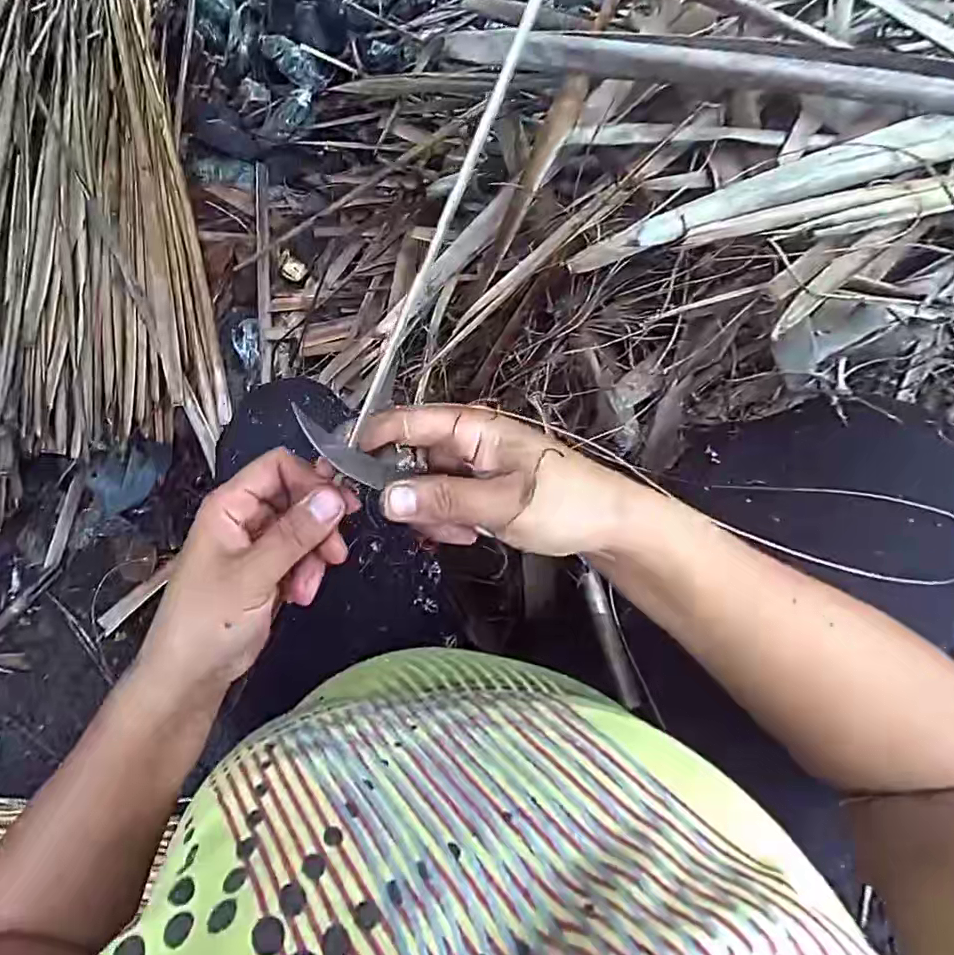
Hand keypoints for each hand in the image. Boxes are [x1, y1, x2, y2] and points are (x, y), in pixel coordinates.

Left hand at [135, 448, 358, 694]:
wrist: (189, 675)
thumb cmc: (203, 624)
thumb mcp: (253, 575)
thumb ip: (294, 535)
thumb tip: (331, 498)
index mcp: (228, 506)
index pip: (277, 467)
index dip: (310, 481)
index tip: (338, 506)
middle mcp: (241, 519)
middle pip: (295, 498)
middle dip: (317, 525)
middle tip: (334, 551)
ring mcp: (254, 545)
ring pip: (301, 529)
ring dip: (313, 556)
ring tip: (307, 586)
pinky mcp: (265, 571)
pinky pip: (298, 556)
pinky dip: (306, 573)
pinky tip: (299, 595)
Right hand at [356, 404, 645, 556]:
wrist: (613, 526)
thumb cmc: (568, 502)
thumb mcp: (502, 504)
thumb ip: (442, 500)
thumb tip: (389, 498)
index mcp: (471, 426)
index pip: (403, 422)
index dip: (367, 440)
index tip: (340, 469)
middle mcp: (466, 439)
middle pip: (408, 458)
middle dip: (408, 492)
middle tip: (424, 523)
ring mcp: (471, 463)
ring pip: (423, 484)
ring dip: (432, 512)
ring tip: (463, 530)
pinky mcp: (477, 485)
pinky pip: (443, 498)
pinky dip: (447, 518)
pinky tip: (471, 531)